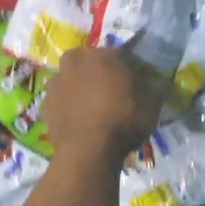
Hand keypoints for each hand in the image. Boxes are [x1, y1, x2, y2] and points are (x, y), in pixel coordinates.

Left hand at [42, 48, 164, 164]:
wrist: (89, 150)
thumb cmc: (124, 121)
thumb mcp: (152, 105)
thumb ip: (154, 89)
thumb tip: (159, 82)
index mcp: (104, 55)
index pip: (118, 55)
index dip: (125, 69)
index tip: (131, 84)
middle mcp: (76, 62)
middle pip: (87, 62)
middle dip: (94, 73)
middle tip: (106, 93)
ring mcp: (57, 83)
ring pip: (69, 80)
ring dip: (77, 89)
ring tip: (89, 109)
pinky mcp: (45, 104)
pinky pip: (60, 101)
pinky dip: (67, 108)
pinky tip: (77, 122)